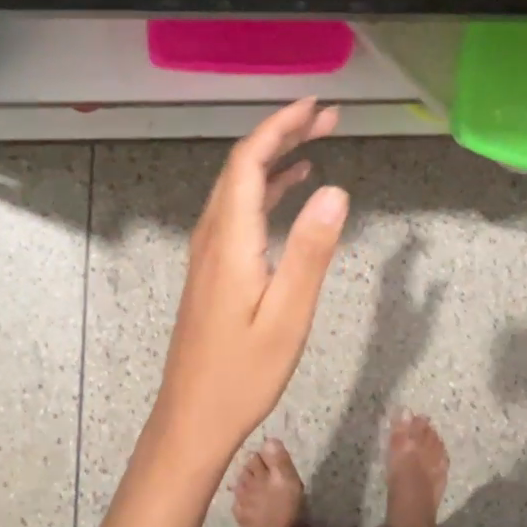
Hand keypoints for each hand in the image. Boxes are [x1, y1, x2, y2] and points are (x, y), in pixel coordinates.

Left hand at [150, 98, 349, 461]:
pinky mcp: (213, 264)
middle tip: (327, 117)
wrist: (190, 419)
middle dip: (284, 132)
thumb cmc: (243, 372)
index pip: (250, 160)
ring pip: (240, 183)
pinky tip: (294, 186)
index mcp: (230, 237)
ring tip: (318, 140)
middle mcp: (213, 232)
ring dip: (277, 155)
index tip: (314, 106)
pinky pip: (239, 206)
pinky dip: (267, 185)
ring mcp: (209, 248)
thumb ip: (310, 250)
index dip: (280, 126)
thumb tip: (336, 188)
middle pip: (243, 163)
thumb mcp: (288, 315)